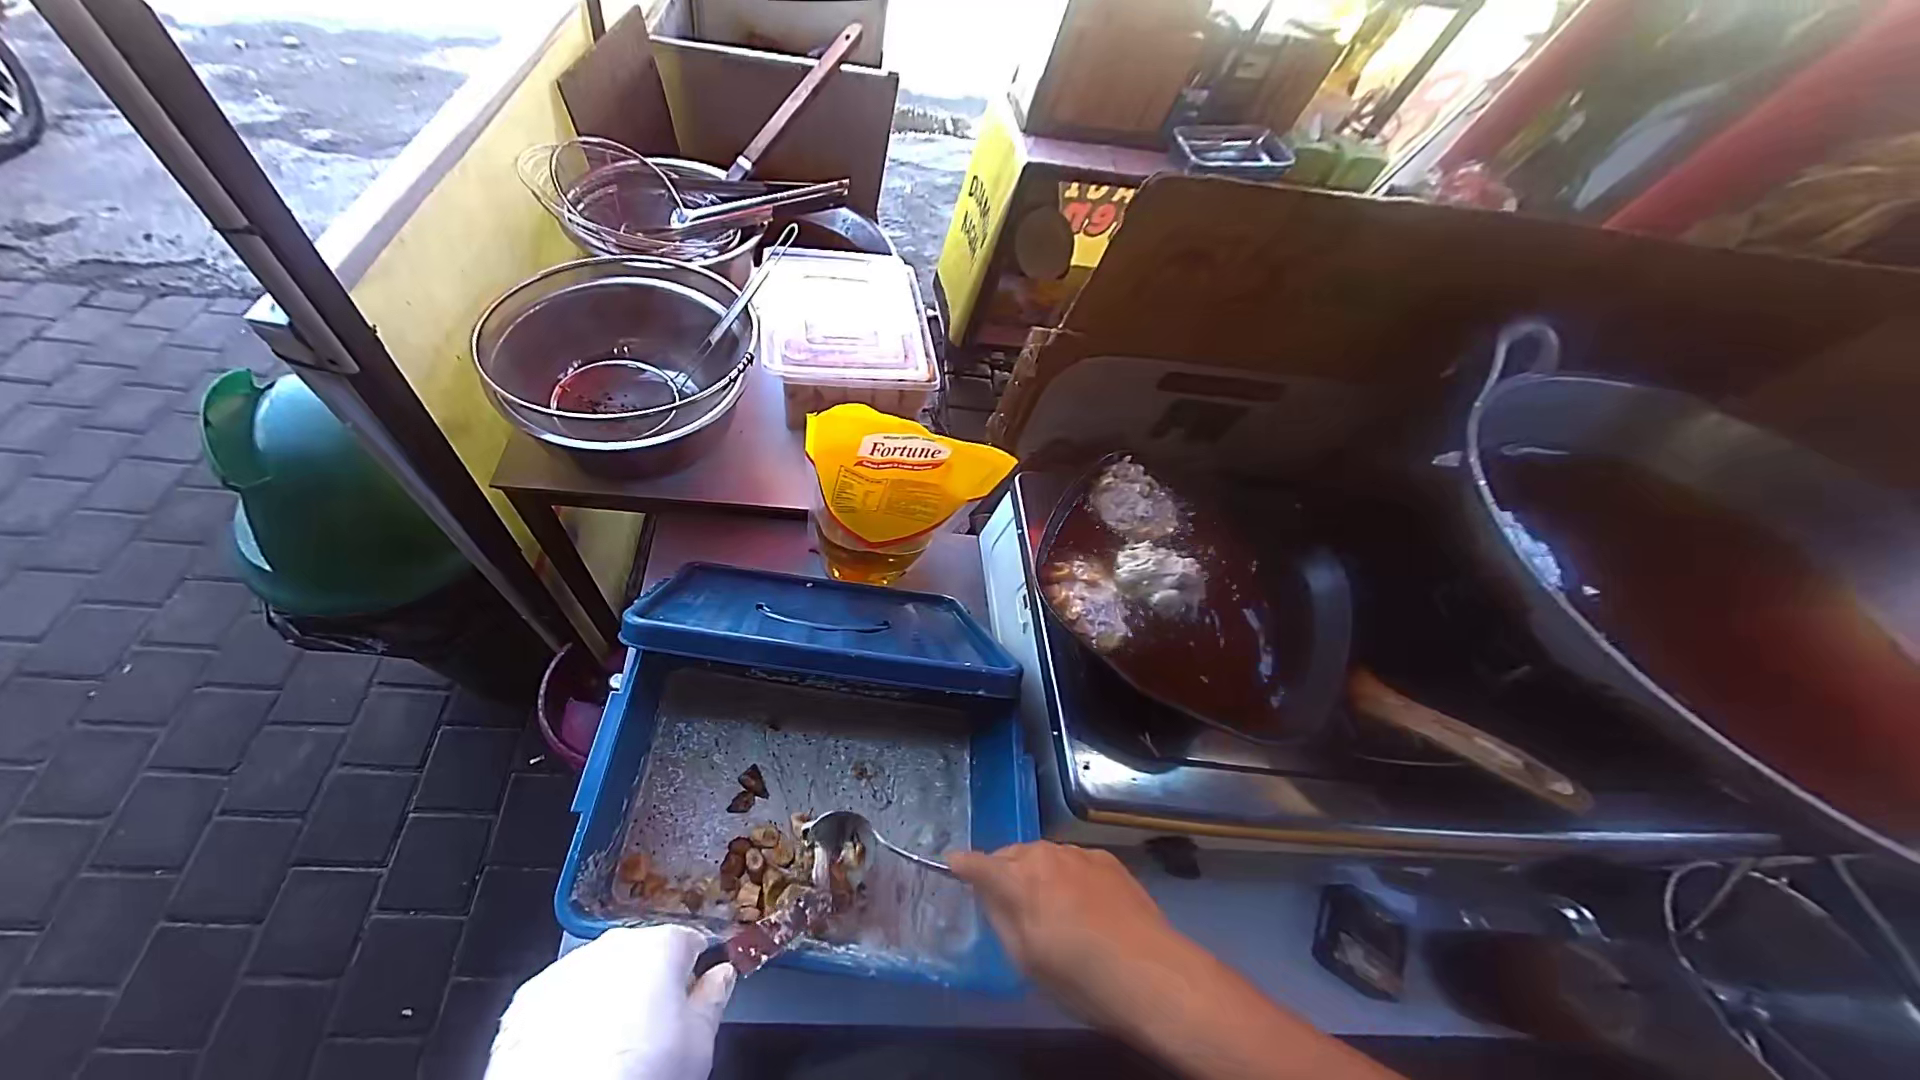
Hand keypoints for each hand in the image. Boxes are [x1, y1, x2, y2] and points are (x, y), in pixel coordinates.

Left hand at [487, 924, 734, 1079]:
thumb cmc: (639, 1076)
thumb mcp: (698, 1042)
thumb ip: (713, 998)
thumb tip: (722, 976)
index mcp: (662, 944)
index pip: (691, 942)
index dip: (696, 970)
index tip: (694, 996)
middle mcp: (614, 945)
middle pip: (643, 954)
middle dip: (650, 983)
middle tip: (654, 1031)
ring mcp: (567, 970)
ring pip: (599, 974)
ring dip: (608, 996)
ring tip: (610, 1048)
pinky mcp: (525, 1002)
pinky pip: (559, 999)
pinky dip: (568, 1017)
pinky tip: (575, 1054)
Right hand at [951, 842, 1404, 1079]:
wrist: (1151, 972)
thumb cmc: (1079, 976)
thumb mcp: (1025, 957)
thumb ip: (999, 915)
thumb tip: (986, 890)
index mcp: (1018, 878)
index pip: (978, 862)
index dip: (963, 863)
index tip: (953, 862)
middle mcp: (1045, 854)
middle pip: (1012, 856)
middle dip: (1005, 872)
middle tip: (1011, 904)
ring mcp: (1079, 853)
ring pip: (1044, 856)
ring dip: (1038, 872)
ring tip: (1051, 907)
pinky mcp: (1107, 858)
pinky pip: (1073, 861)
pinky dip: (1068, 875)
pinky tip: (1083, 904)